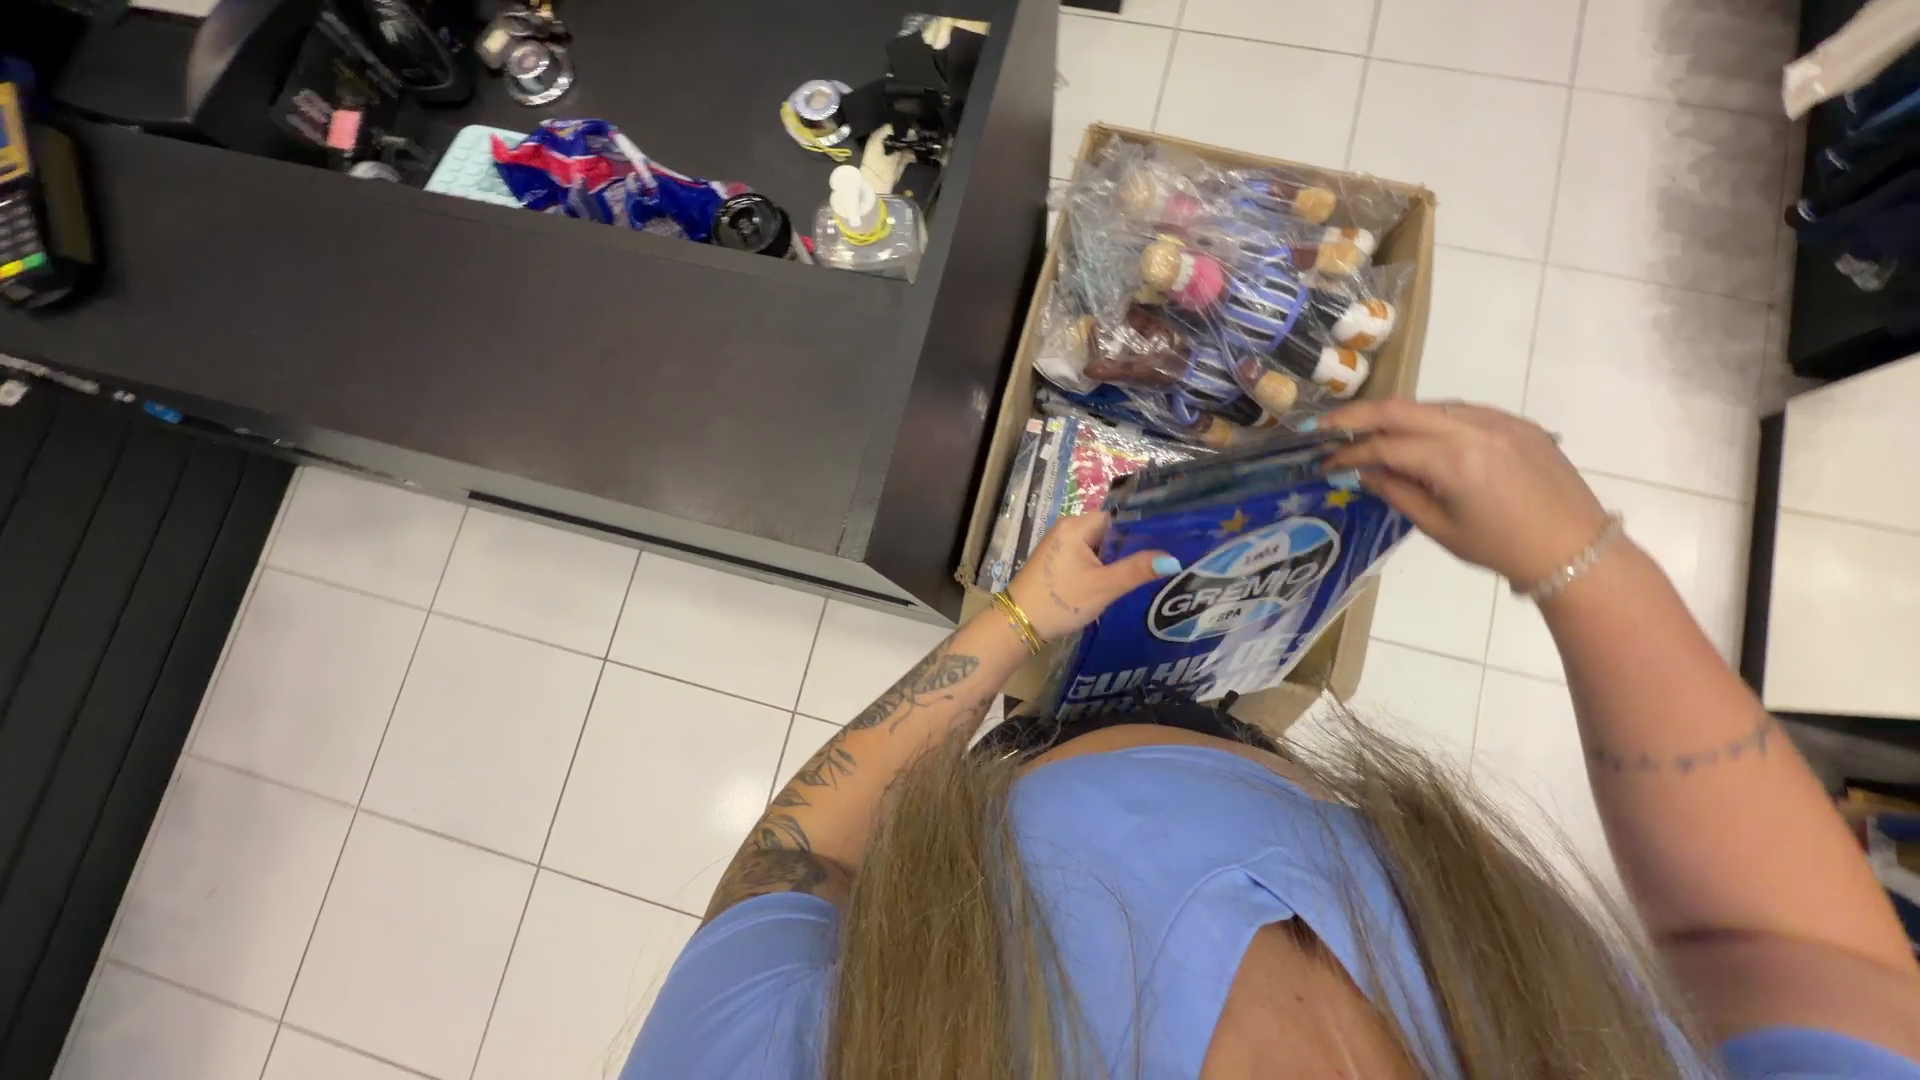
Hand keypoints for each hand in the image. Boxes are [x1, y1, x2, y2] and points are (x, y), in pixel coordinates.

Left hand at [1006, 513, 1177, 640]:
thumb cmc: (1060, 602)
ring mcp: (1062, 545)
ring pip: (1101, 545)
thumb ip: (1137, 570)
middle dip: (1134, 545)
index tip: (1170, 541)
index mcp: (1077, 525)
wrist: (1018, 623)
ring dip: (1120, 558)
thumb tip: (1173, 559)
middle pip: (1111, 531)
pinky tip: (1122, 579)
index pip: (1119, 517)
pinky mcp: (1059, 561)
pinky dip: (1105, 566)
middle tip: (1165, 558)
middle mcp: (1068, 528)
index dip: (1144, 528)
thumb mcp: (1103, 587)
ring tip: (1151, 569)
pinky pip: (1090, 556)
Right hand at [1318, 398, 1611, 585]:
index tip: (1323, 462)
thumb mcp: (1438, 527)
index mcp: (1452, 461)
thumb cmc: (1500, 548)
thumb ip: (1397, 491)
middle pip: (1399, 409)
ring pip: (1429, 405)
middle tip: (1324, 425)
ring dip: (1393, 416)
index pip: (1384, 446)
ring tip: (1367, 432)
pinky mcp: (1515, 423)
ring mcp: (1497, 421)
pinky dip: (1429, 419)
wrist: (1575, 548)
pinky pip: (1461, 411)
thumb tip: (1364, 471)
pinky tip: (1417, 435)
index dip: (1347, 453)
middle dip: (1356, 416)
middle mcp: (1473, 429)